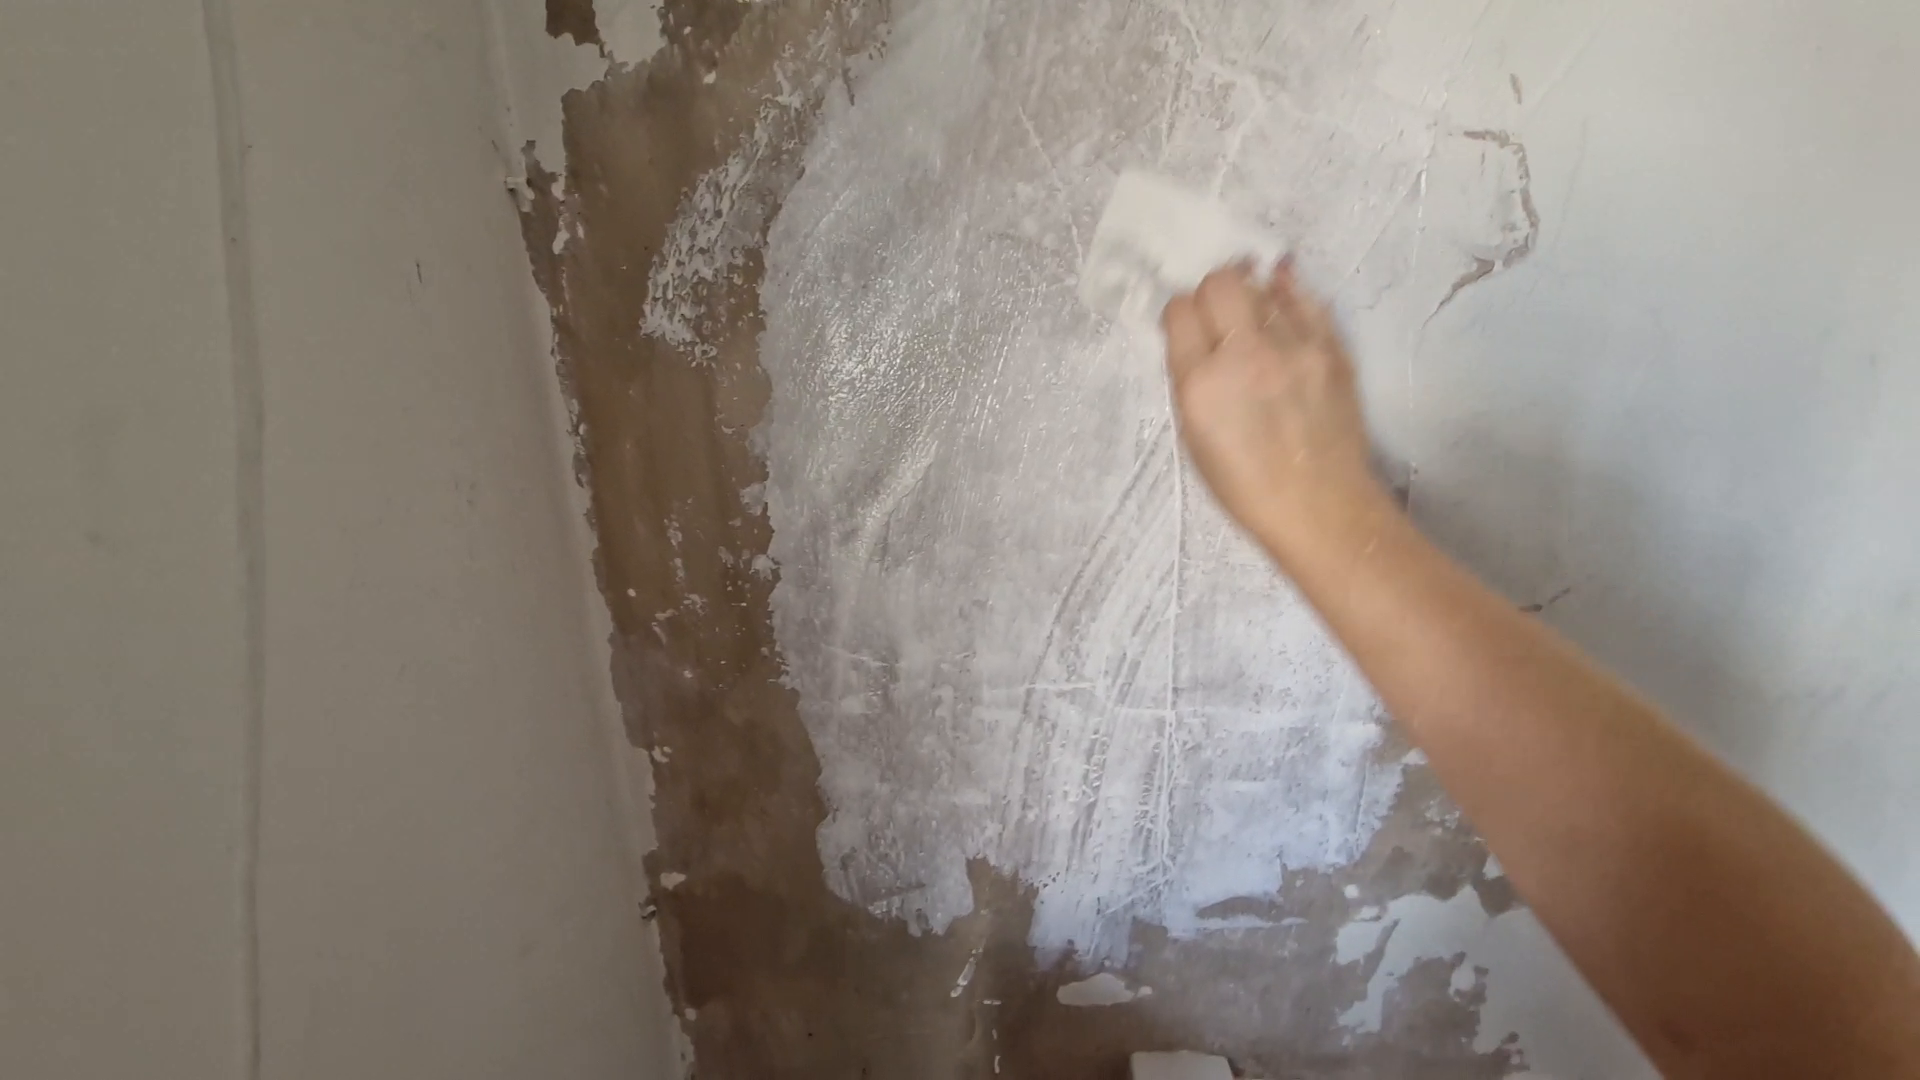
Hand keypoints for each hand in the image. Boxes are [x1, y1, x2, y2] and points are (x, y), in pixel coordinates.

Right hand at [1162, 261, 1384, 551]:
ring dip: (1250, 291)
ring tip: (1249, 308)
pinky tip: (1281, 296)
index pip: (1179, 311)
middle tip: (1216, 311)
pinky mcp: (1331, 348)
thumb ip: (1190, 382)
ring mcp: (1294, 347)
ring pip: (1263, 283)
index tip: (1185, 326)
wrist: (1318, 505)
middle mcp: (1244, 355)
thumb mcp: (1193, 437)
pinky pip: (1305, 299)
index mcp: (1200, 384)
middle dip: (1211, 291)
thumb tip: (1193, 341)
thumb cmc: (1243, 485)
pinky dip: (1288, 294)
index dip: (1179, 313)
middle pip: (1220, 282)